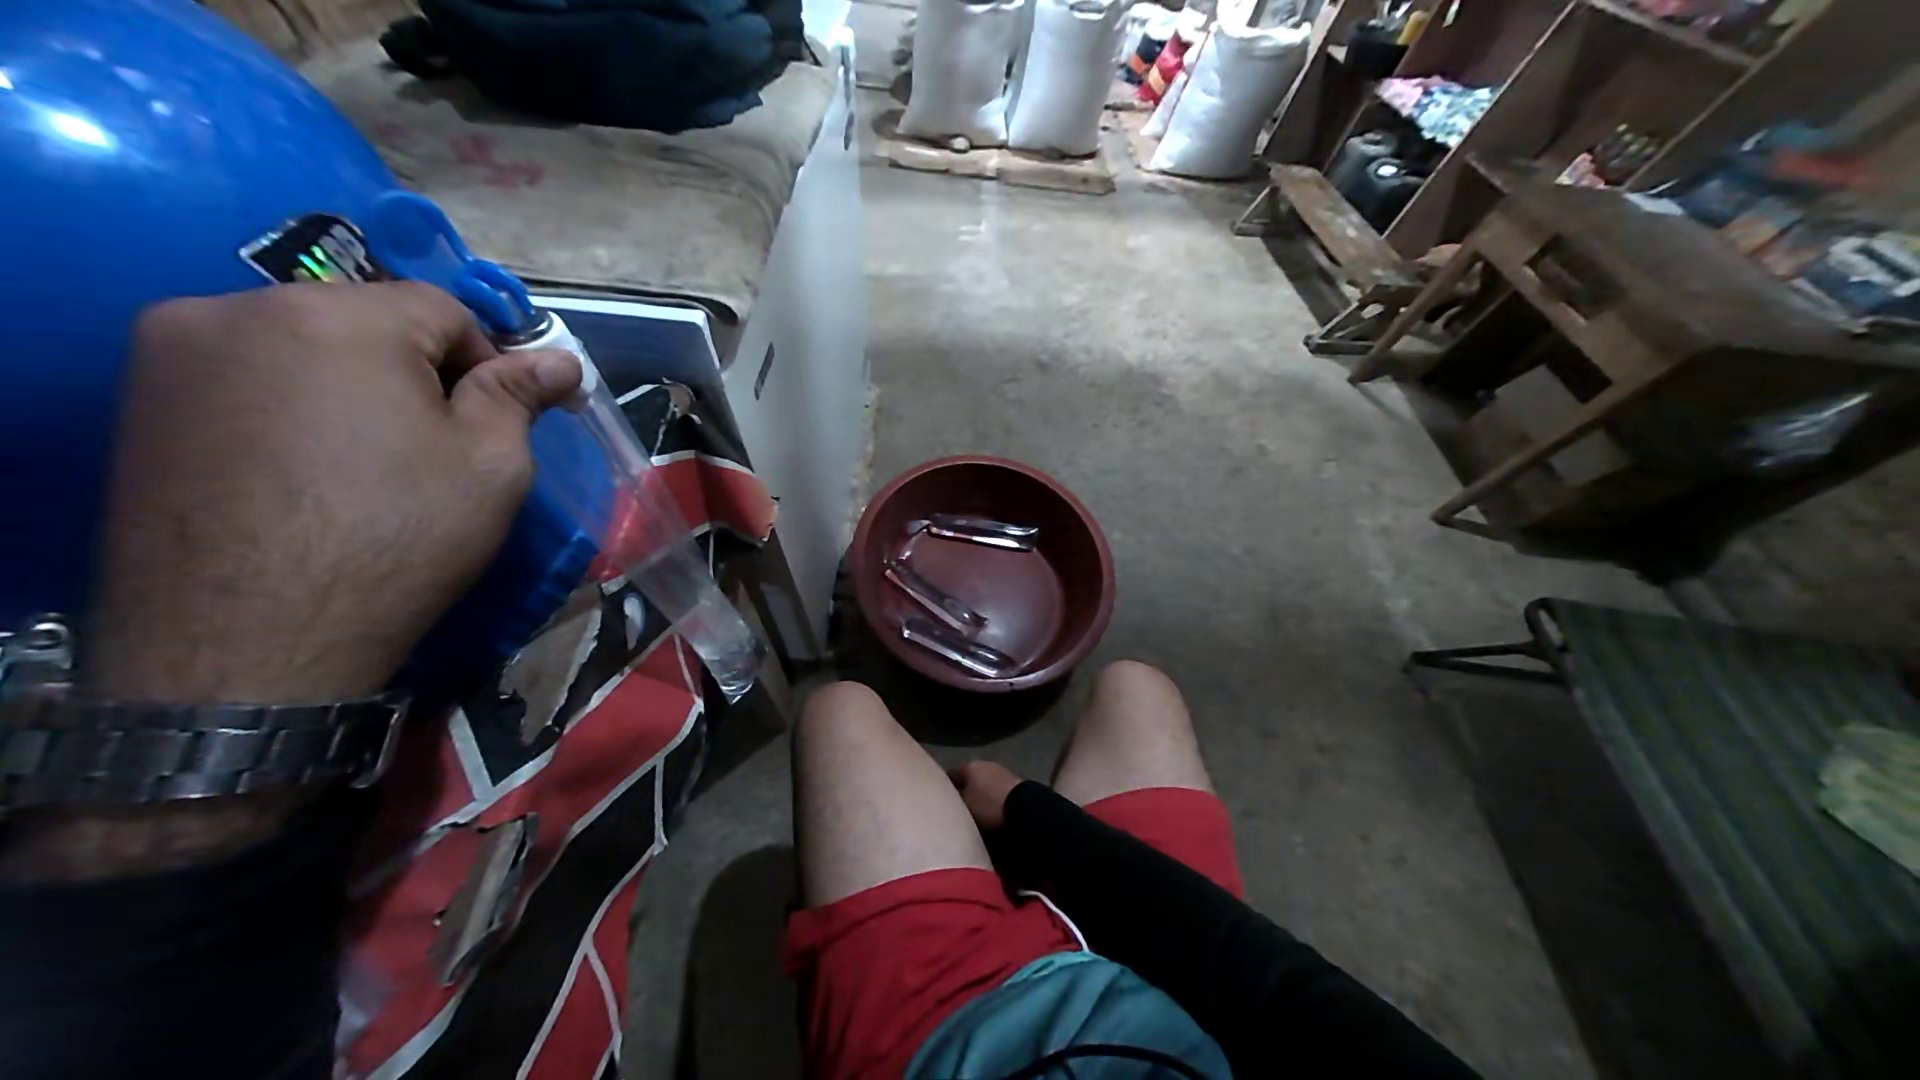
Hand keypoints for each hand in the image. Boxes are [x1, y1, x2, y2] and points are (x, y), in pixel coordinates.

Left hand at [83, 282, 578, 704]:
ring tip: (372, 464)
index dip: (488, 361)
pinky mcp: (140, 402)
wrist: (253, 641)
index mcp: (337, 318)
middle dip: (419, 373)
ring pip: (306, 347)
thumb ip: (518, 396)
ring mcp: (171, 354)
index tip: (499, 421)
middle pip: (369, 320)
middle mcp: (236, 309)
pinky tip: (311, 471)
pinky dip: (297, 407)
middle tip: (439, 447)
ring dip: (356, 388)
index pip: (442, 308)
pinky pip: (250, 377)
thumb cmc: (398, 540)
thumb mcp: (491, 466)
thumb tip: (559, 360)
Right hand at [951, 761, 1023, 830]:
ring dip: (979, 793)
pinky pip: (996, 789)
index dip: (945, 788)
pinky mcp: (1013, 782)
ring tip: (975, 811)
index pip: (950, 775)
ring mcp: (1001, 771)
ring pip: (983, 783)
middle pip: (968, 778)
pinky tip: (991, 809)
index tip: (942, 801)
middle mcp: (984, 763)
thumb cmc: (989, 804)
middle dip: (964, 790)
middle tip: (958, 808)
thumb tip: (948, 798)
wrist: (1024, 806)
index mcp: (969, 766)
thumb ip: (955, 800)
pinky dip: (992, 797)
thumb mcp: (965, 806)